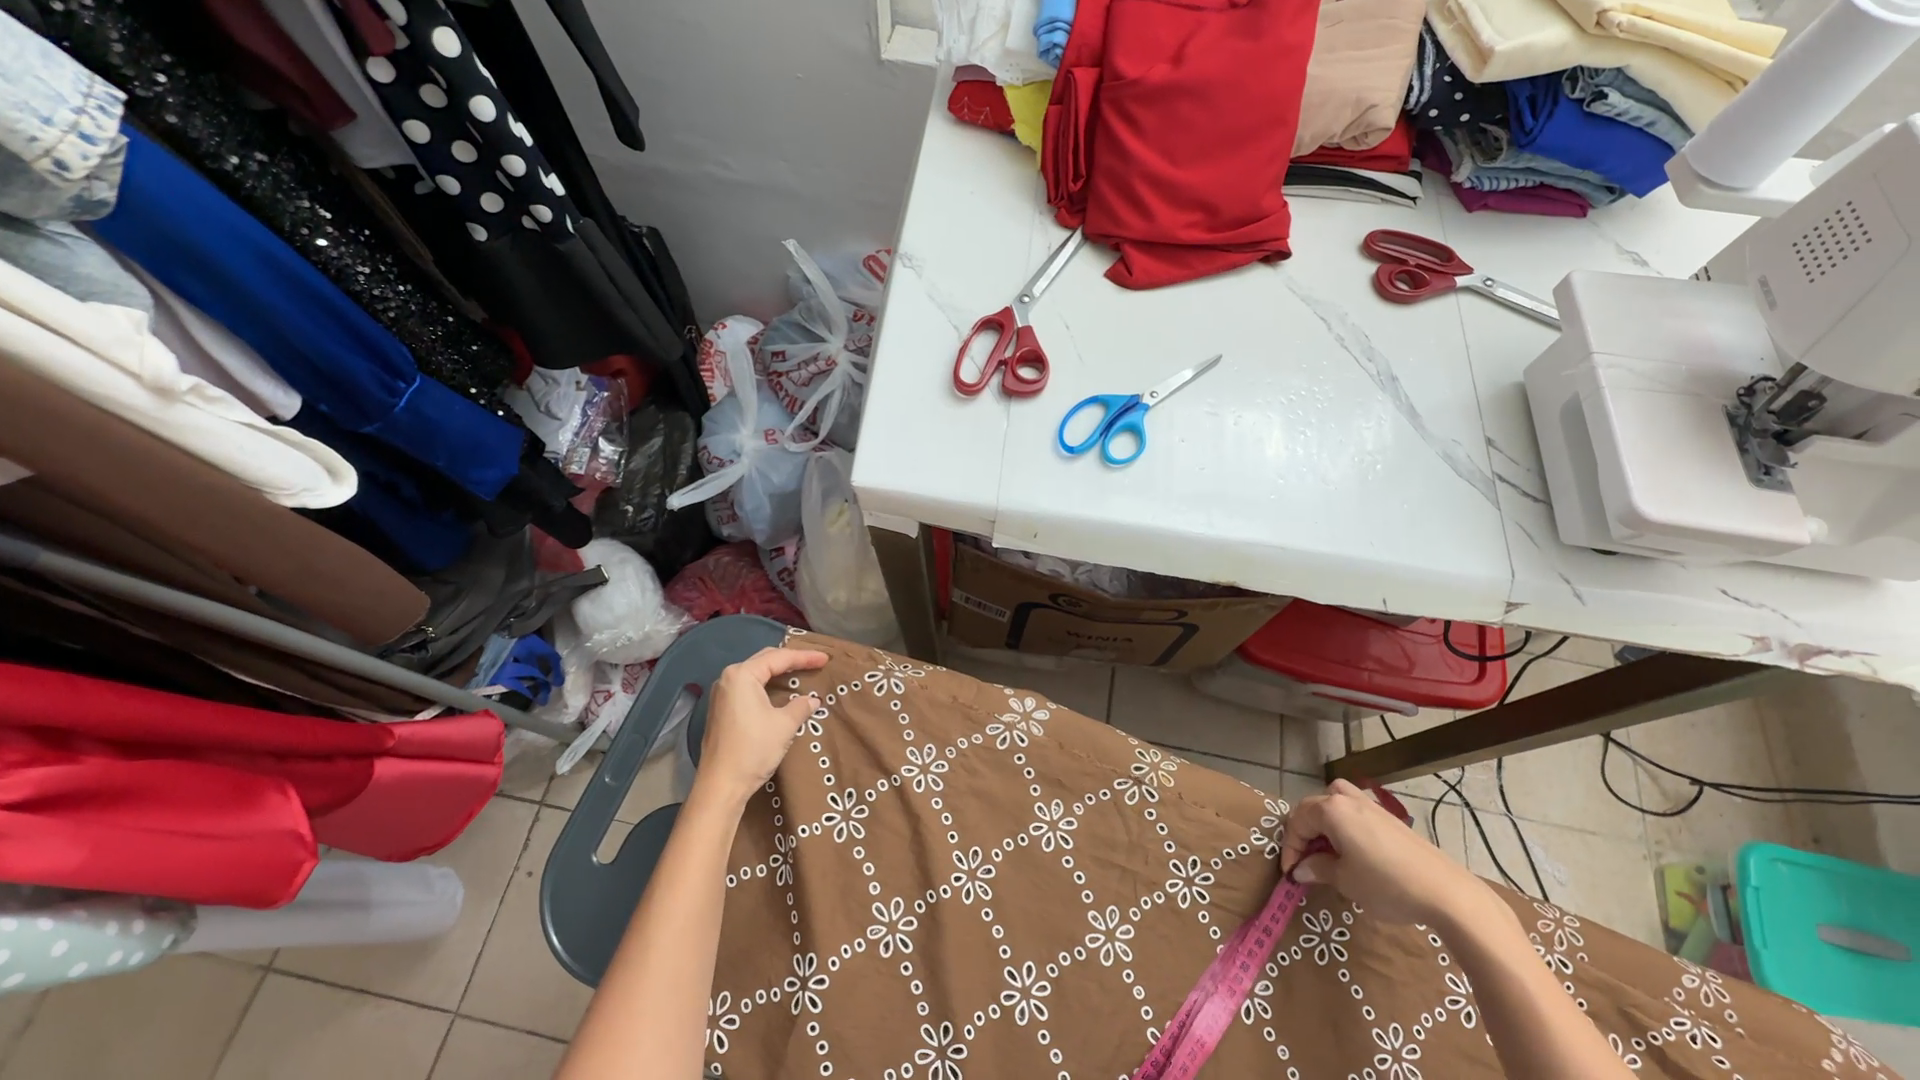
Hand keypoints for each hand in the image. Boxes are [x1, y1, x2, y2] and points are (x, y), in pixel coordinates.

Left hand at [695, 647, 829, 803]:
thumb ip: (800, 706)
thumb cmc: (753, 749)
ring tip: (800, 672)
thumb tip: (812, 700)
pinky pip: (748, 688)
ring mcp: (721, 695)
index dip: (804, 657)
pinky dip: (766, 685)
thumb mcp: (784, 725)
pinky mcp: (721, 710)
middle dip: (790, 660)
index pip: (778, 658)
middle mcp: (727, 679)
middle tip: (814, 662)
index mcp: (741, 675)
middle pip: (764, 661)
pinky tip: (779, 691)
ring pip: (755, 674)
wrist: (721, 785)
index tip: (825, 659)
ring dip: (777, 672)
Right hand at [1279, 779, 1495, 926]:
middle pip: (1313, 807)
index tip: (1291, 874)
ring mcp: (1372, 805)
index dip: (1290, 848)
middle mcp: (1348, 799)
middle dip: (1303, 833)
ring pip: (1335, 801)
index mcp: (1332, 810)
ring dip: (1323, 821)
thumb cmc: (1386, 885)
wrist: (1445, 891)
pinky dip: (1344, 823)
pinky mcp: (1390, 818)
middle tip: (1305, 862)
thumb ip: (1318, 869)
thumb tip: (1301, 869)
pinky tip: (1353, 849)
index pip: (1297, 822)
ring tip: (1326, 848)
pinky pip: (1355, 810)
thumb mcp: (1344, 881)